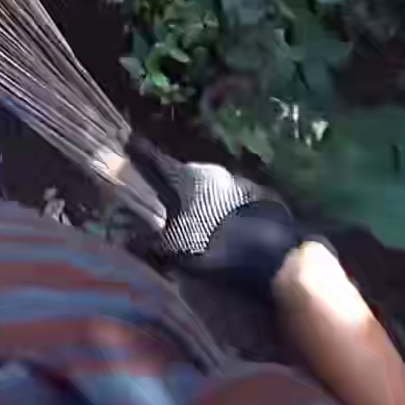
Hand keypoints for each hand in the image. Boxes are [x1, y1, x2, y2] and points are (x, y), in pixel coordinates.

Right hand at [130, 137, 307, 294]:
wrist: (281, 259)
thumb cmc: (220, 248)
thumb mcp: (178, 249)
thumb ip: (149, 241)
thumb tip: (123, 238)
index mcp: (183, 176)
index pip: (152, 158)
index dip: (138, 154)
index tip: (128, 145)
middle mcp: (208, 170)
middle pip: (183, 174)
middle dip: (175, 186)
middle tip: (169, 203)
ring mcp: (238, 180)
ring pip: (210, 186)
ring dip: (204, 198)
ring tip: (203, 220)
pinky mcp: (262, 195)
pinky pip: (235, 198)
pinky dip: (228, 208)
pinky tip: (231, 227)